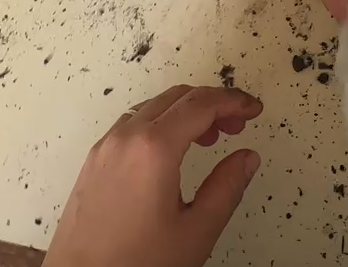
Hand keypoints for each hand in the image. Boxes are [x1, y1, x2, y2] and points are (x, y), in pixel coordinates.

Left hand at [42, 85, 262, 266]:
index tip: (253, 108)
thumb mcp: (195, 233)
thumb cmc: (135, 266)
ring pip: (154, 106)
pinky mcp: (94, 159)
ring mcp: (106, 145)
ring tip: (209, 138)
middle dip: (213, 103)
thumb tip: (247, 158)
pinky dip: (160, 122)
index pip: (202, 104)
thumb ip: (226, 189)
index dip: (233, 100)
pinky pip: (133, 122)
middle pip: (178, 97)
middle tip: (237, 124)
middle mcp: (127, 136)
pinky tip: (172, 149)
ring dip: (186, 112)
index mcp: (154, 148)